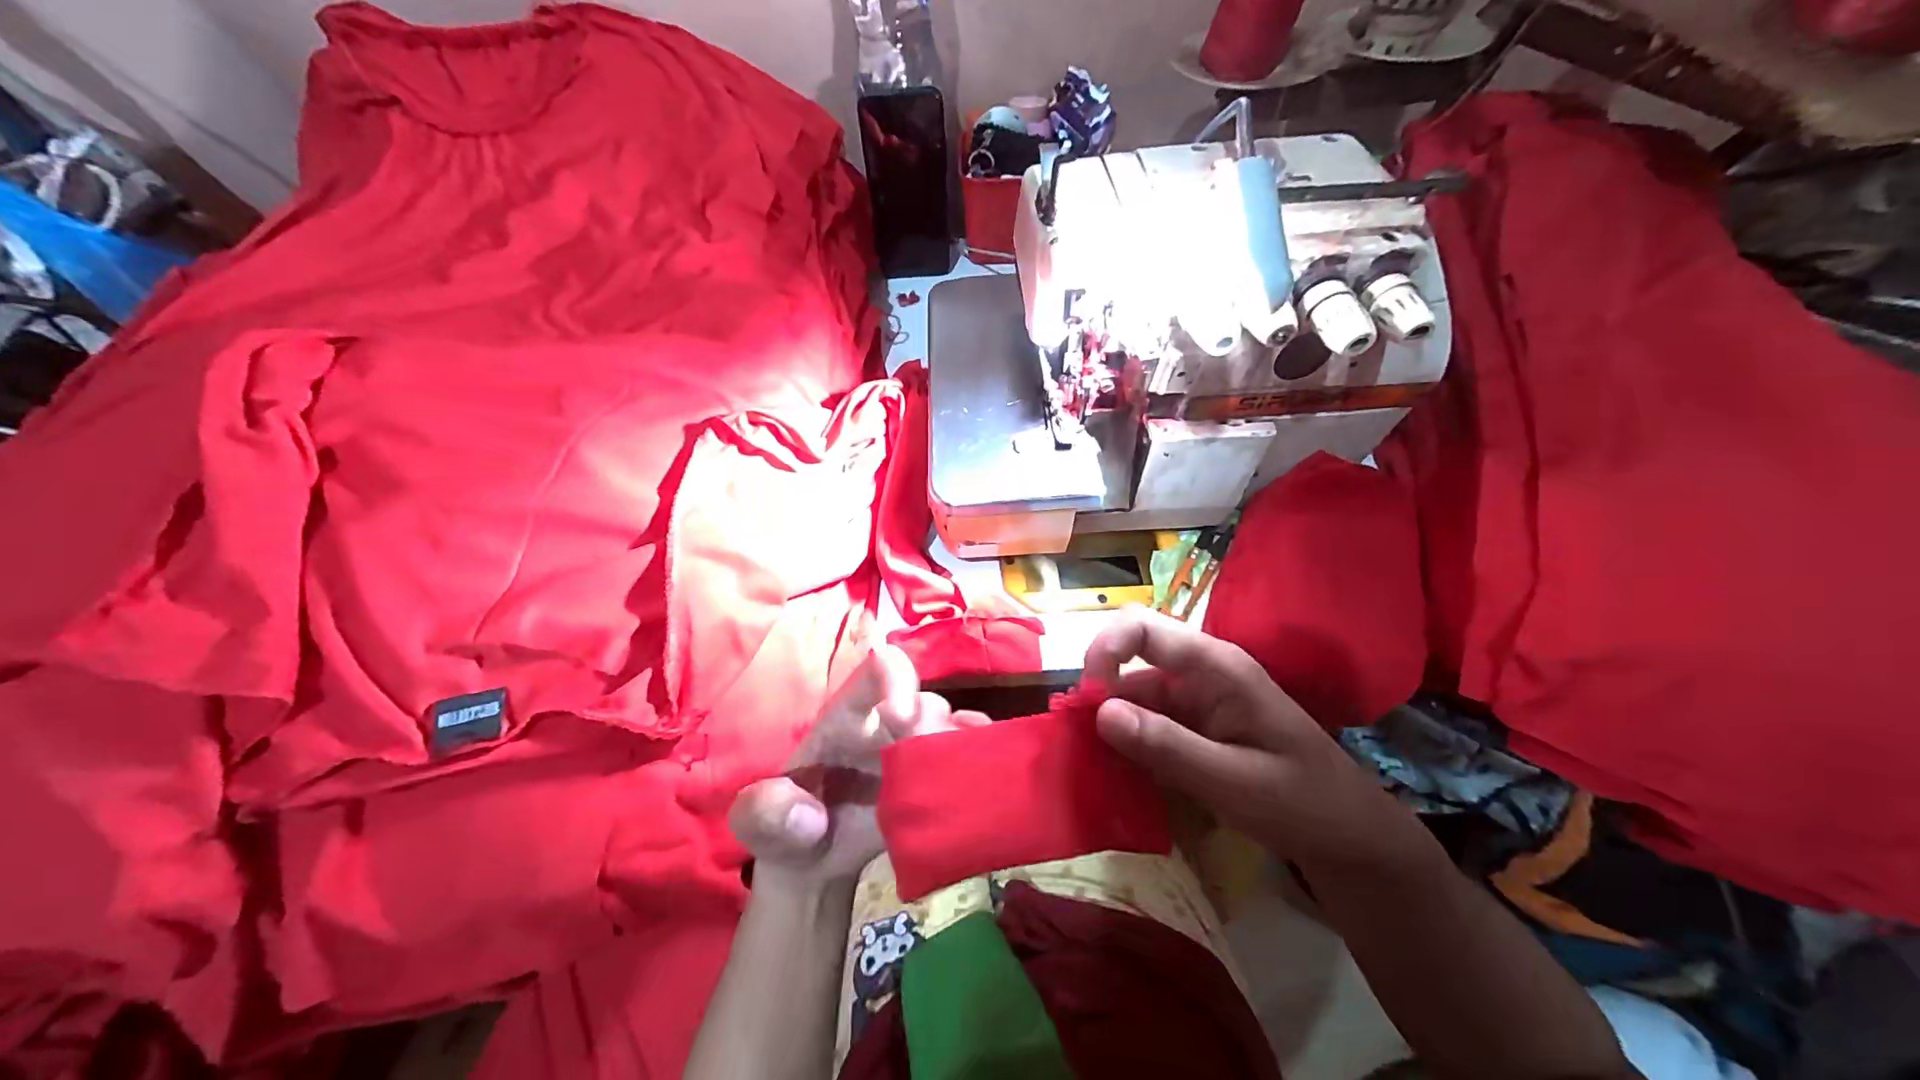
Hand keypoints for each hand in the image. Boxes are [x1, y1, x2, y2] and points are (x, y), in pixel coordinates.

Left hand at [729, 644, 987, 885]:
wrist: (818, 870)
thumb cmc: (789, 832)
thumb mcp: (761, 823)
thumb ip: (765, 813)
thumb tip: (808, 814)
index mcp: (845, 721)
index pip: (872, 677)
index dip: (890, 677)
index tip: (899, 712)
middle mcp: (887, 728)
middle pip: (921, 702)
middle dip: (929, 718)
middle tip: (925, 749)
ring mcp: (916, 755)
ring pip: (951, 728)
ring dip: (960, 740)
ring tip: (960, 763)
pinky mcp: (939, 783)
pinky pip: (968, 758)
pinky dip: (982, 758)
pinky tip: (987, 770)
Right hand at [1082, 608, 1432, 875]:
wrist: (1349, 837)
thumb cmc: (1302, 802)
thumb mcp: (1233, 780)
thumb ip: (1166, 746)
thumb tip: (1099, 712)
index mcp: (1216, 667)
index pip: (1143, 628)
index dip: (1105, 648)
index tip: (1087, 698)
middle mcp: (1200, 673)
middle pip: (1131, 659)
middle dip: (1100, 691)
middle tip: (1081, 739)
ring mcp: (1196, 700)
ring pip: (1133, 694)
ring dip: (1109, 723)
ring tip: (1090, 764)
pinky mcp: (1193, 727)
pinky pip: (1146, 723)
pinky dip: (1125, 742)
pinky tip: (1115, 772)